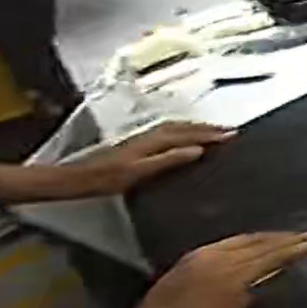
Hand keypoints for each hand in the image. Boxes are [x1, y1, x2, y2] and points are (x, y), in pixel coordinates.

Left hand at [50, 122, 232, 198]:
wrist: (72, 180)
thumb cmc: (106, 180)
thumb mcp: (139, 172)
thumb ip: (169, 159)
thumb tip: (198, 149)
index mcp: (153, 143)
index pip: (189, 135)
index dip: (212, 135)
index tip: (234, 135)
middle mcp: (149, 137)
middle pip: (183, 127)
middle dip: (208, 127)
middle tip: (230, 130)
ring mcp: (142, 139)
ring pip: (175, 127)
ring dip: (197, 126)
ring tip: (214, 129)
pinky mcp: (137, 144)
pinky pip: (168, 131)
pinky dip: (183, 129)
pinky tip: (185, 134)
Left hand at [131, 231, 306, 307]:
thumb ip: (260, 287)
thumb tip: (281, 271)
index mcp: (232, 270)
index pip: (275, 252)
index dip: (300, 245)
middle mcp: (217, 257)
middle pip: (262, 241)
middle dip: (290, 237)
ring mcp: (202, 256)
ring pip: (247, 238)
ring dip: (272, 236)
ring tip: (291, 236)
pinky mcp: (192, 259)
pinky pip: (231, 241)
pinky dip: (252, 239)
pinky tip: (259, 241)